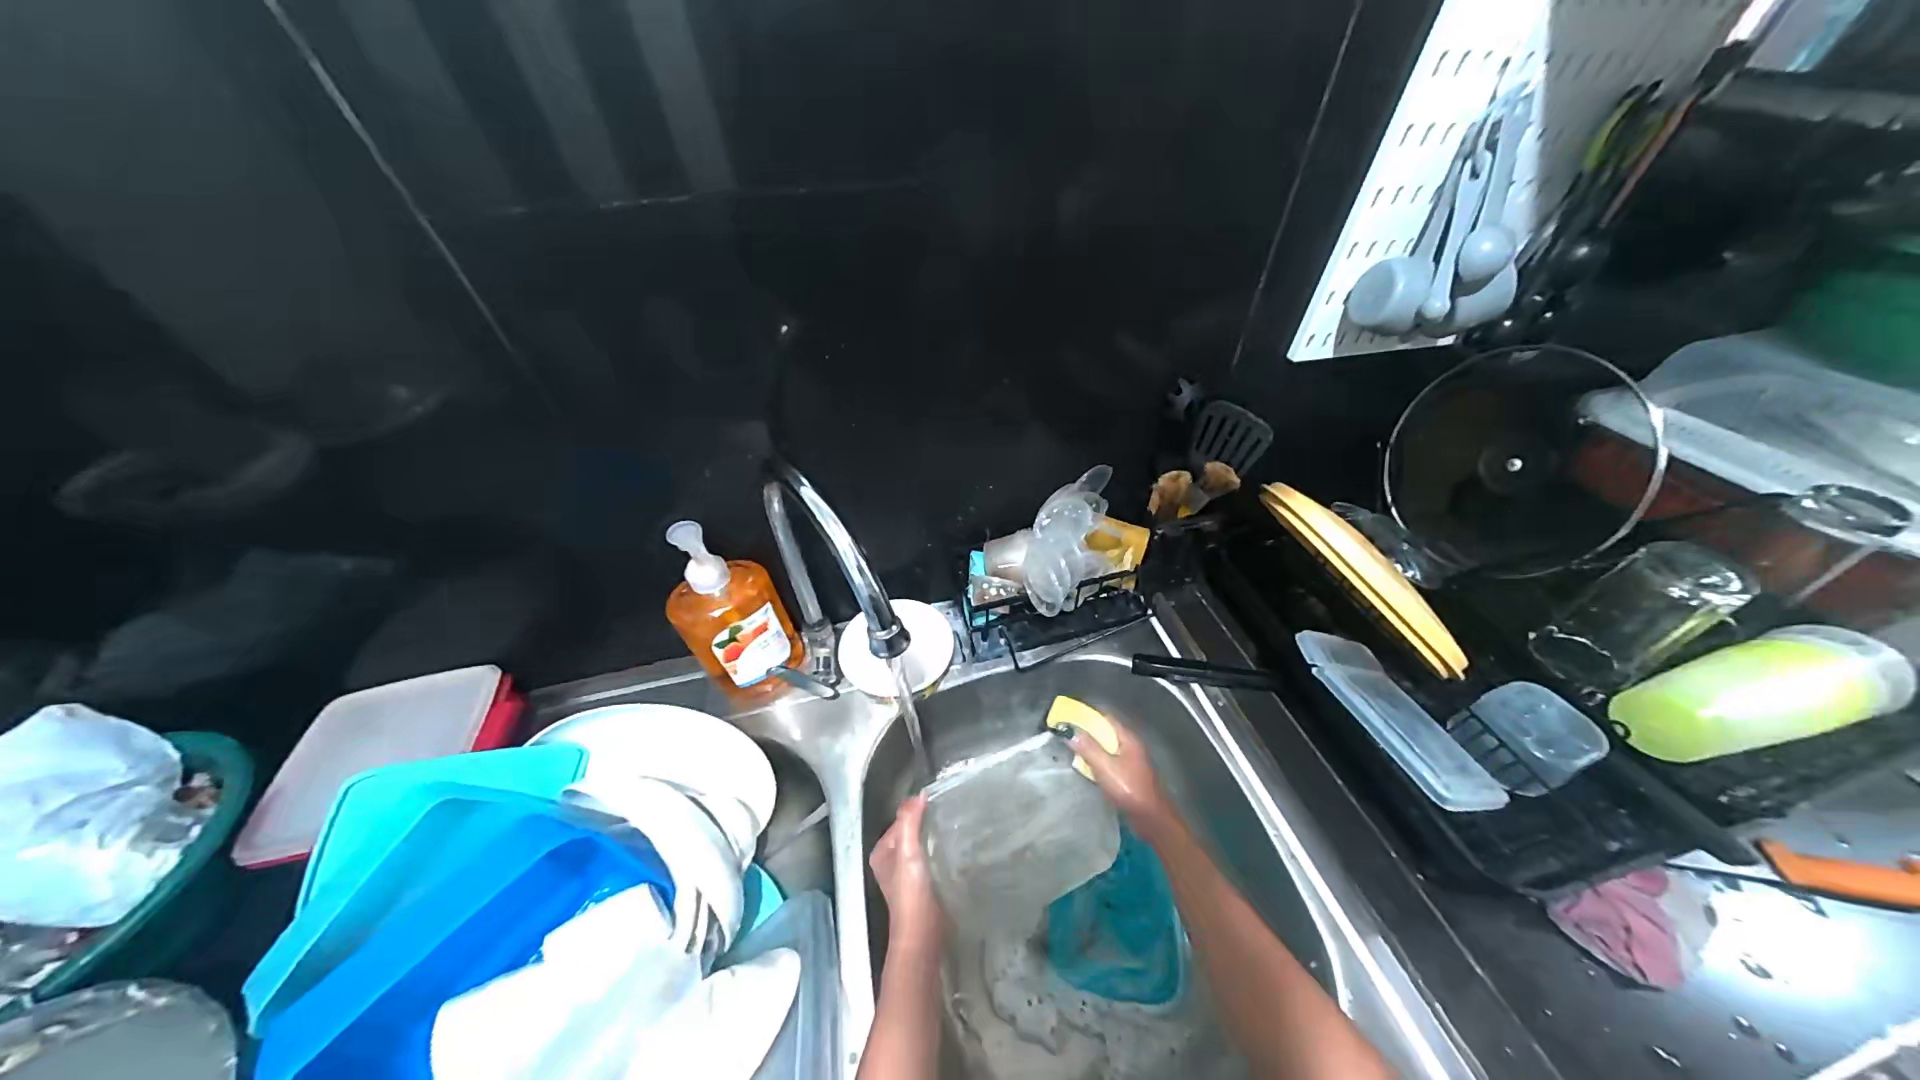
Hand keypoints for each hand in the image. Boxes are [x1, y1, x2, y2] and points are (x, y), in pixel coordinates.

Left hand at [870, 792, 940, 945]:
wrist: (923, 934)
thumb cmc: (910, 892)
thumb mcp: (907, 850)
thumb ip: (910, 821)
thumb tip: (919, 794)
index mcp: (881, 852)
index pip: (900, 821)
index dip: (917, 811)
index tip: (939, 802)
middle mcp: (891, 862)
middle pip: (911, 833)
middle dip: (927, 824)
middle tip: (951, 814)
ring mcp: (907, 876)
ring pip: (922, 846)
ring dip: (936, 838)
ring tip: (956, 828)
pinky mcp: (923, 886)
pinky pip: (932, 860)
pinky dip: (941, 853)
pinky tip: (955, 850)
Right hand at [1069, 717, 1174, 828]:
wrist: (1151, 818)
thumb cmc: (1129, 789)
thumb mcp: (1105, 767)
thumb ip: (1088, 748)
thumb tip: (1070, 731)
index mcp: (1128, 738)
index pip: (1106, 718)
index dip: (1087, 716)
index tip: (1069, 718)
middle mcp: (1130, 745)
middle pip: (1106, 732)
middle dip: (1087, 732)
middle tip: (1066, 734)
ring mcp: (1130, 761)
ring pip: (1107, 747)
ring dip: (1091, 747)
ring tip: (1072, 749)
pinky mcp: (1128, 774)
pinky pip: (1109, 760)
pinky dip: (1097, 760)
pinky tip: (1086, 767)